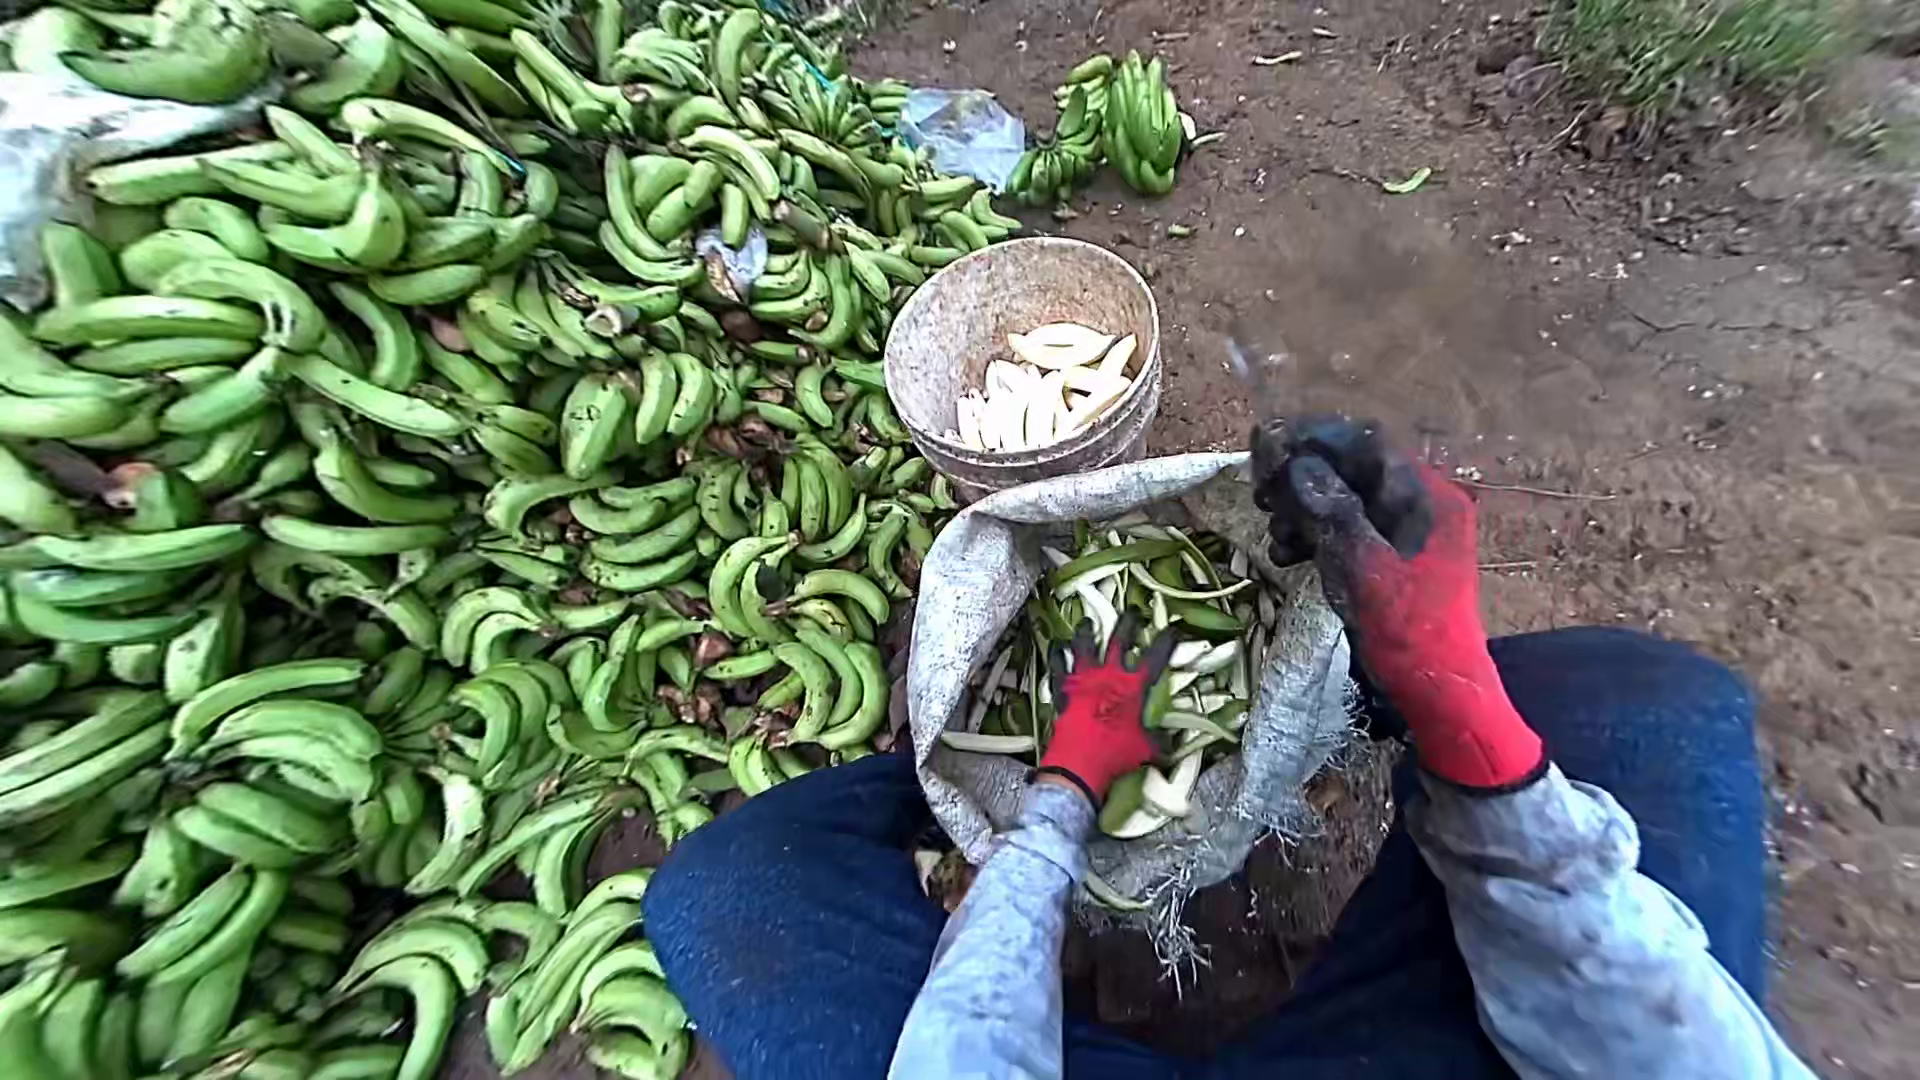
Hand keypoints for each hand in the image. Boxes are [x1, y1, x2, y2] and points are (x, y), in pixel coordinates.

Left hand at [1037, 614, 1175, 803]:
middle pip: (1119, 641)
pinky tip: (1056, 648)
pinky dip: (1057, 656)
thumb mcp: (1146, 749)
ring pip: (1084, 646)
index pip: (1155, 658)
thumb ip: (1157, 740)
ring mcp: (1083, 678)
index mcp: (1133, 687)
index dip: (1165, 642)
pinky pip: (1058, 666)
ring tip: (1086, 622)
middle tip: (1132, 611)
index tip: (1173, 629)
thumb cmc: (1115, 754)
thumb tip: (1169, 745)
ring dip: (1085, 632)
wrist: (1079, 761)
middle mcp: (1108, 675)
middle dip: (1128, 623)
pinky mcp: (1062, 687)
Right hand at [1252, 417, 1544, 790]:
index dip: (1310, 436)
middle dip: (1296, 476)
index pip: (1363, 441)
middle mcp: (1412, 500)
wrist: (1432, 680)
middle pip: (1344, 466)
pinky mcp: (1380, 549)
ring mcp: (1397, 526)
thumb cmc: (1403, 621)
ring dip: (1296, 508)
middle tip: (1260, 494)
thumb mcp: (1361, 562)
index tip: (1264, 444)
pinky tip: (1287, 555)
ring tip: (1276, 537)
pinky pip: (1337, 524)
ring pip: (1334, 495)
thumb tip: (1297, 463)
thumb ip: (1331, 507)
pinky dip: (1307, 533)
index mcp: (1421, 495)